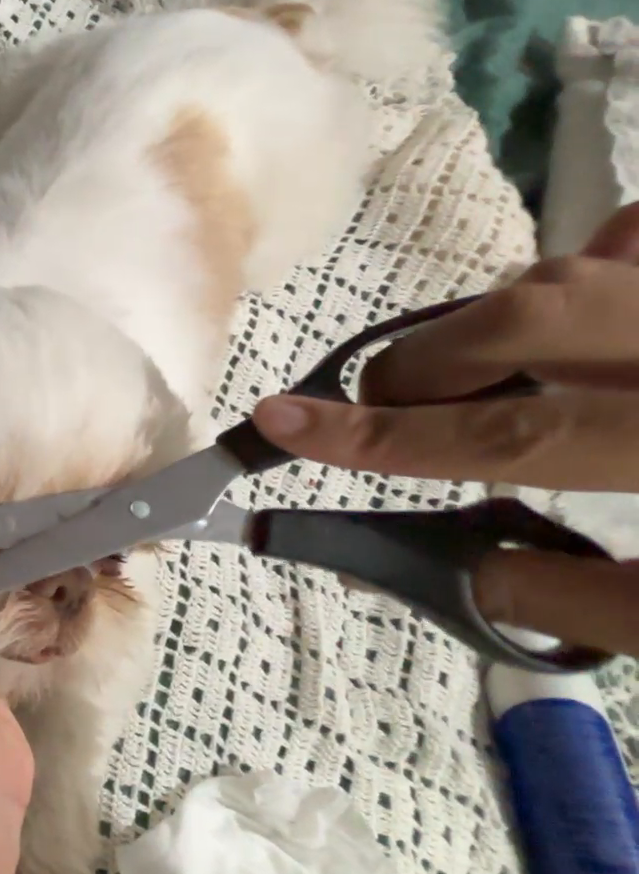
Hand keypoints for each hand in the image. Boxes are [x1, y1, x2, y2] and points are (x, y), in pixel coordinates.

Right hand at [251, 202, 638, 654]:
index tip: (271, 424)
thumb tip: (472, 569)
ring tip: (514, 383)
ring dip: (510, 329)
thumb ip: (593, 607)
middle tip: (393, 412)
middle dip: (425, 369)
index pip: (493, 440)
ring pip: (581, 269)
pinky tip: (623, 319)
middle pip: (520, 324)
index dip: (368, 437)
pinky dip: (612, 267)